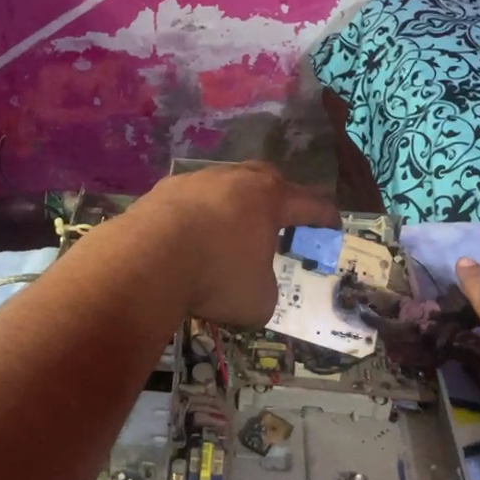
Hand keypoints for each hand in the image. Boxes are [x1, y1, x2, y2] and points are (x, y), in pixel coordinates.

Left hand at [113, 162, 338, 324]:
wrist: (146, 259)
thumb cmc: (217, 276)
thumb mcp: (260, 300)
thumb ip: (267, 288)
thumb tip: (255, 286)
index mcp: (270, 198)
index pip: (310, 204)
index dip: (325, 217)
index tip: (333, 225)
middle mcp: (237, 179)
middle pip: (266, 180)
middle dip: (278, 197)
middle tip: (281, 218)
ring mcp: (197, 179)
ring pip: (225, 185)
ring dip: (233, 205)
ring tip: (231, 229)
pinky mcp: (163, 190)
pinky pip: (191, 200)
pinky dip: (198, 215)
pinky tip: (191, 235)